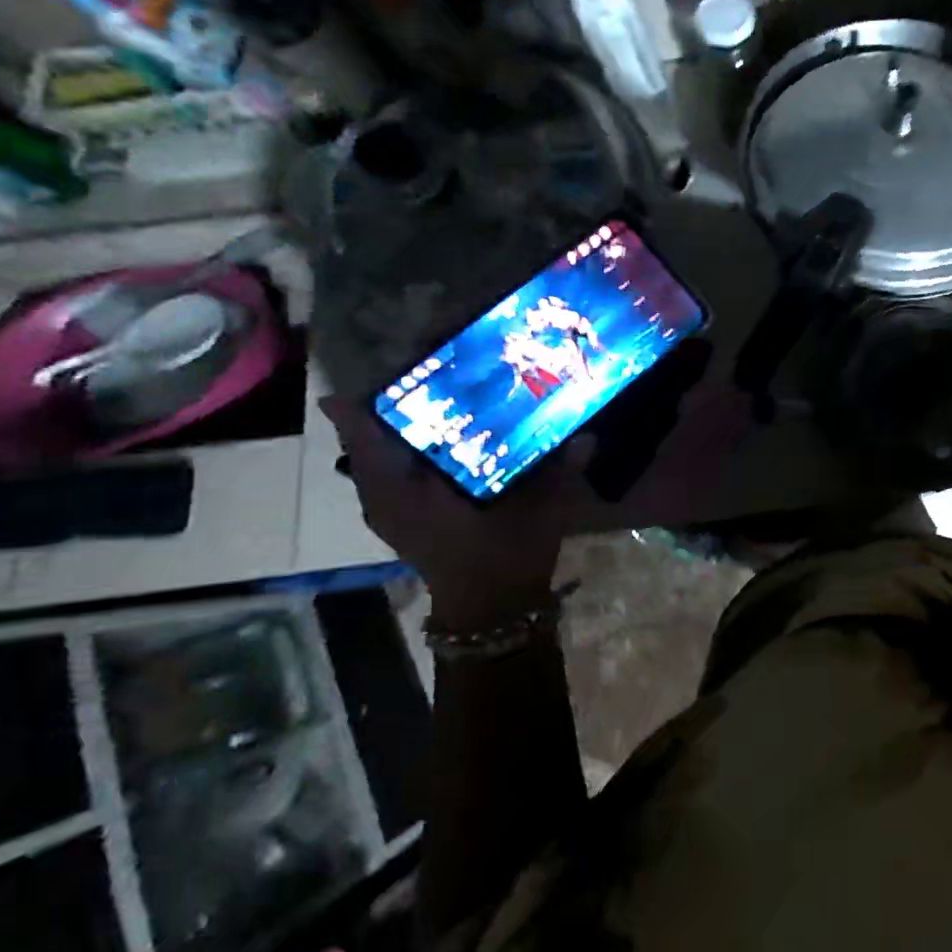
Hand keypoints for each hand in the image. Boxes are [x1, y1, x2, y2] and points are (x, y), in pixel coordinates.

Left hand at [320, 377, 754, 623]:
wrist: (490, 608)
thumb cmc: (503, 559)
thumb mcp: (537, 512)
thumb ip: (559, 471)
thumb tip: (589, 431)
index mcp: (400, 484)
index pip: (363, 417)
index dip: (376, 376)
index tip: (405, 343)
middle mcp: (380, 487)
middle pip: (371, 420)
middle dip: (403, 385)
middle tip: (445, 353)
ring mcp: (388, 499)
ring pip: (382, 439)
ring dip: (409, 410)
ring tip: (452, 379)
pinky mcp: (403, 507)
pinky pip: (396, 458)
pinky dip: (417, 436)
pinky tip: (458, 423)